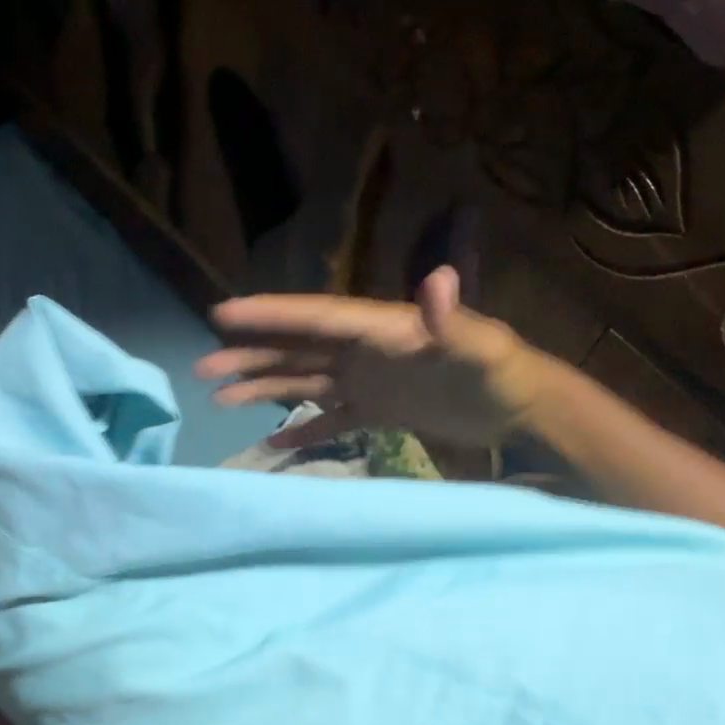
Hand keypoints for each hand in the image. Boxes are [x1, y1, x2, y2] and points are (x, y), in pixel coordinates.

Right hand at [196, 266, 561, 448]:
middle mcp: (365, 352)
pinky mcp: (380, 411)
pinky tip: (273, 444)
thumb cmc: (501, 373)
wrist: (521, 406)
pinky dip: (303, 430)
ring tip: (220, 401)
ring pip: (304, 382)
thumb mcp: (480, 346)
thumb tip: (437, 281)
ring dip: (264, 388)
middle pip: (297, 350)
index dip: (269, 316)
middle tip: (202, 368)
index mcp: (379, 329)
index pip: (315, 318)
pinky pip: (331, 420)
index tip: (221, 314)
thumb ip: (452, 320)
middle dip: (250, 356)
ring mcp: (369, 382)